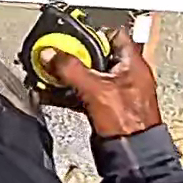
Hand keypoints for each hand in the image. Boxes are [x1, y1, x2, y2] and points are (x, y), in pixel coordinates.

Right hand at [42, 28, 162, 137]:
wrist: (131, 152)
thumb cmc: (129, 121)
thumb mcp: (95, 88)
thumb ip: (70, 68)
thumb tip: (51, 53)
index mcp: (133, 65)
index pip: (114, 35)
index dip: (92, 30)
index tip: (72, 31)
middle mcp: (126, 76)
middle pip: (95, 54)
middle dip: (72, 53)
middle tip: (55, 52)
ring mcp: (115, 91)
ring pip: (86, 73)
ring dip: (66, 72)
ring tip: (49, 71)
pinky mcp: (104, 104)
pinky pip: (81, 89)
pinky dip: (66, 89)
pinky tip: (52, 91)